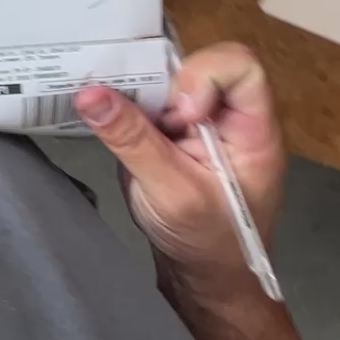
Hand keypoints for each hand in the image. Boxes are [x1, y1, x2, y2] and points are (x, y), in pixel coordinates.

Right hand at [75, 42, 286, 291]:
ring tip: (107, 111)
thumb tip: (89, 93)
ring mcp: (190, 120)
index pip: (239, 68)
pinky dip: (114, 98)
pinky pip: (136, 94)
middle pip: (191, 63)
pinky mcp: (158, 126)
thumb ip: (132, 140)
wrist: (199, 275)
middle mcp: (223, 115)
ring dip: (128, 88)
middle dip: (154, 82)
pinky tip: (98, 113)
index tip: (177, 114)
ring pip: (158, 75)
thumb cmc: (208, 241)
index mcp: (251, 129)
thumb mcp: (172, 194)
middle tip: (134, 113)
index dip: (204, 77)